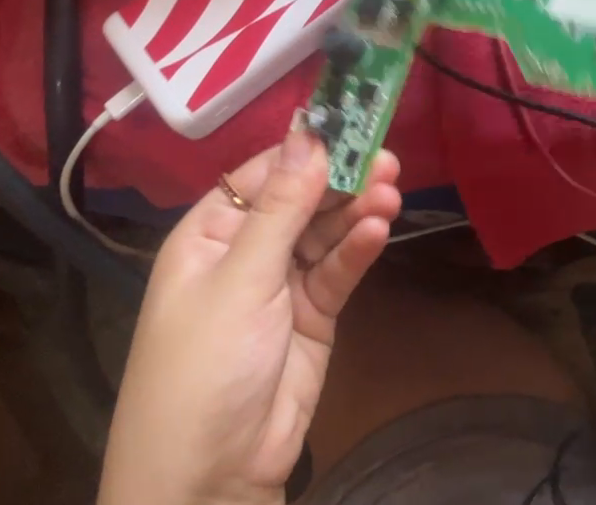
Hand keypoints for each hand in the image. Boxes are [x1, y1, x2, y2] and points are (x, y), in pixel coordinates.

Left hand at [99, 133, 401, 504]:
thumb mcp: (240, 281)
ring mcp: (282, 282)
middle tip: (389, 163)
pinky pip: (338, 269)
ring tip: (391, 195)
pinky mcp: (314, 312)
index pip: (263, 174)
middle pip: (303, 199)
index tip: (354, 125)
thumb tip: (308, 132)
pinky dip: (358, 250)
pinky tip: (378, 232)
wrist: (210, 478)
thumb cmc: (204, 366)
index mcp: (210, 233)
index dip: (307, 150)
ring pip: (327, 231)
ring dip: (357, 212)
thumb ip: (282, 207)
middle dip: (343, 181)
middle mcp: (247, 250)